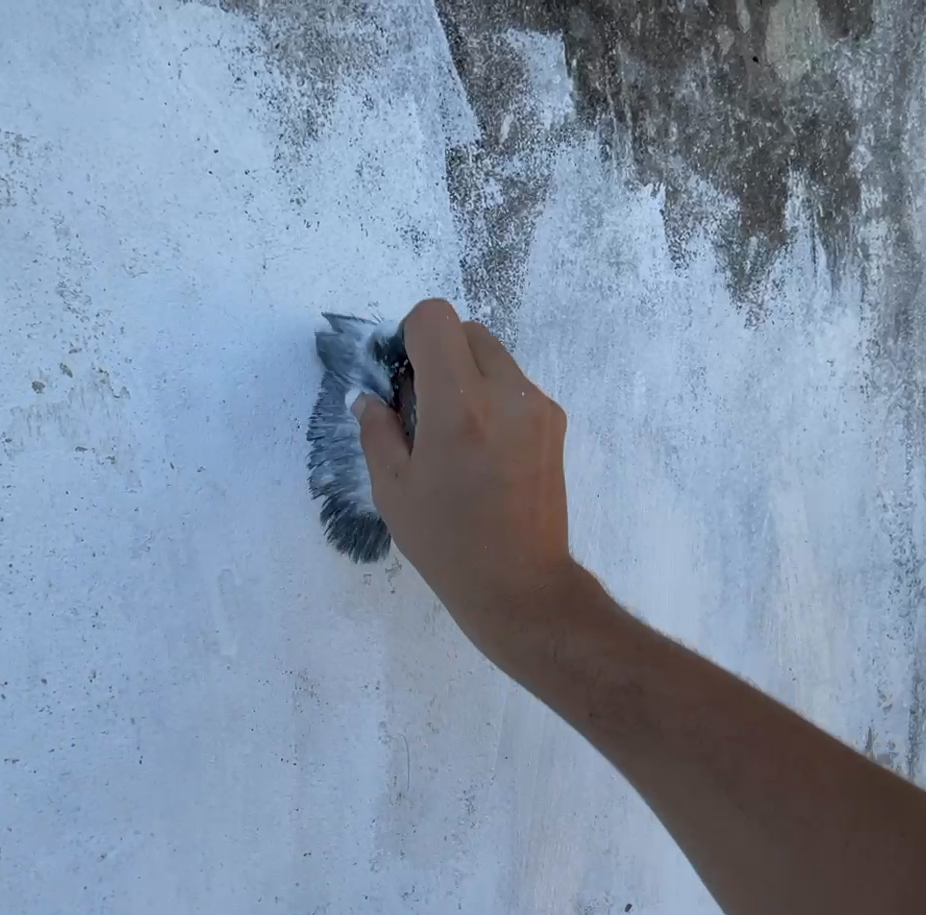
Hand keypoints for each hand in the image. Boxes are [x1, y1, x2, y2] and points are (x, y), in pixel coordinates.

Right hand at [355, 299, 583, 656]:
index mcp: (458, 406)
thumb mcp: (393, 490)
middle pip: (466, 330)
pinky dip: (491, 397)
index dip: (408, 337)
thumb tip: (370, 398)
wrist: (520, 584)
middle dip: (437, 355)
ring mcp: (538, 406)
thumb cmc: (447, 543)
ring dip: (465, 376)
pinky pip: (514, 385)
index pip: (435, 318)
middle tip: (422, 409)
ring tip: (454, 436)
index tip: (401, 380)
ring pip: (493, 356)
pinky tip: (483, 451)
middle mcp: (506, 392)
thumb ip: (377, 431)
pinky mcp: (555, 423)